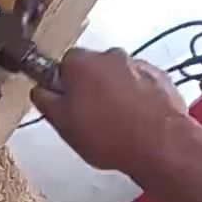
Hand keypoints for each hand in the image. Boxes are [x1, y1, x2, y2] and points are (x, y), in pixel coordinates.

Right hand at [30, 48, 191, 173]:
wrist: (159, 145)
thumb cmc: (111, 137)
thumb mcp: (65, 126)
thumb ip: (47, 103)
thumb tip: (40, 91)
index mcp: (80, 63)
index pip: (63, 65)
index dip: (63, 86)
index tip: (66, 104)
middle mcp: (110, 56)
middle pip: (93, 68)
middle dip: (91, 89)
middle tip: (91, 119)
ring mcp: (138, 65)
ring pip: (119, 77)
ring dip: (116, 94)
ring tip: (117, 125)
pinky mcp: (160, 78)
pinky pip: (142, 85)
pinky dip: (138, 99)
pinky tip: (137, 123)